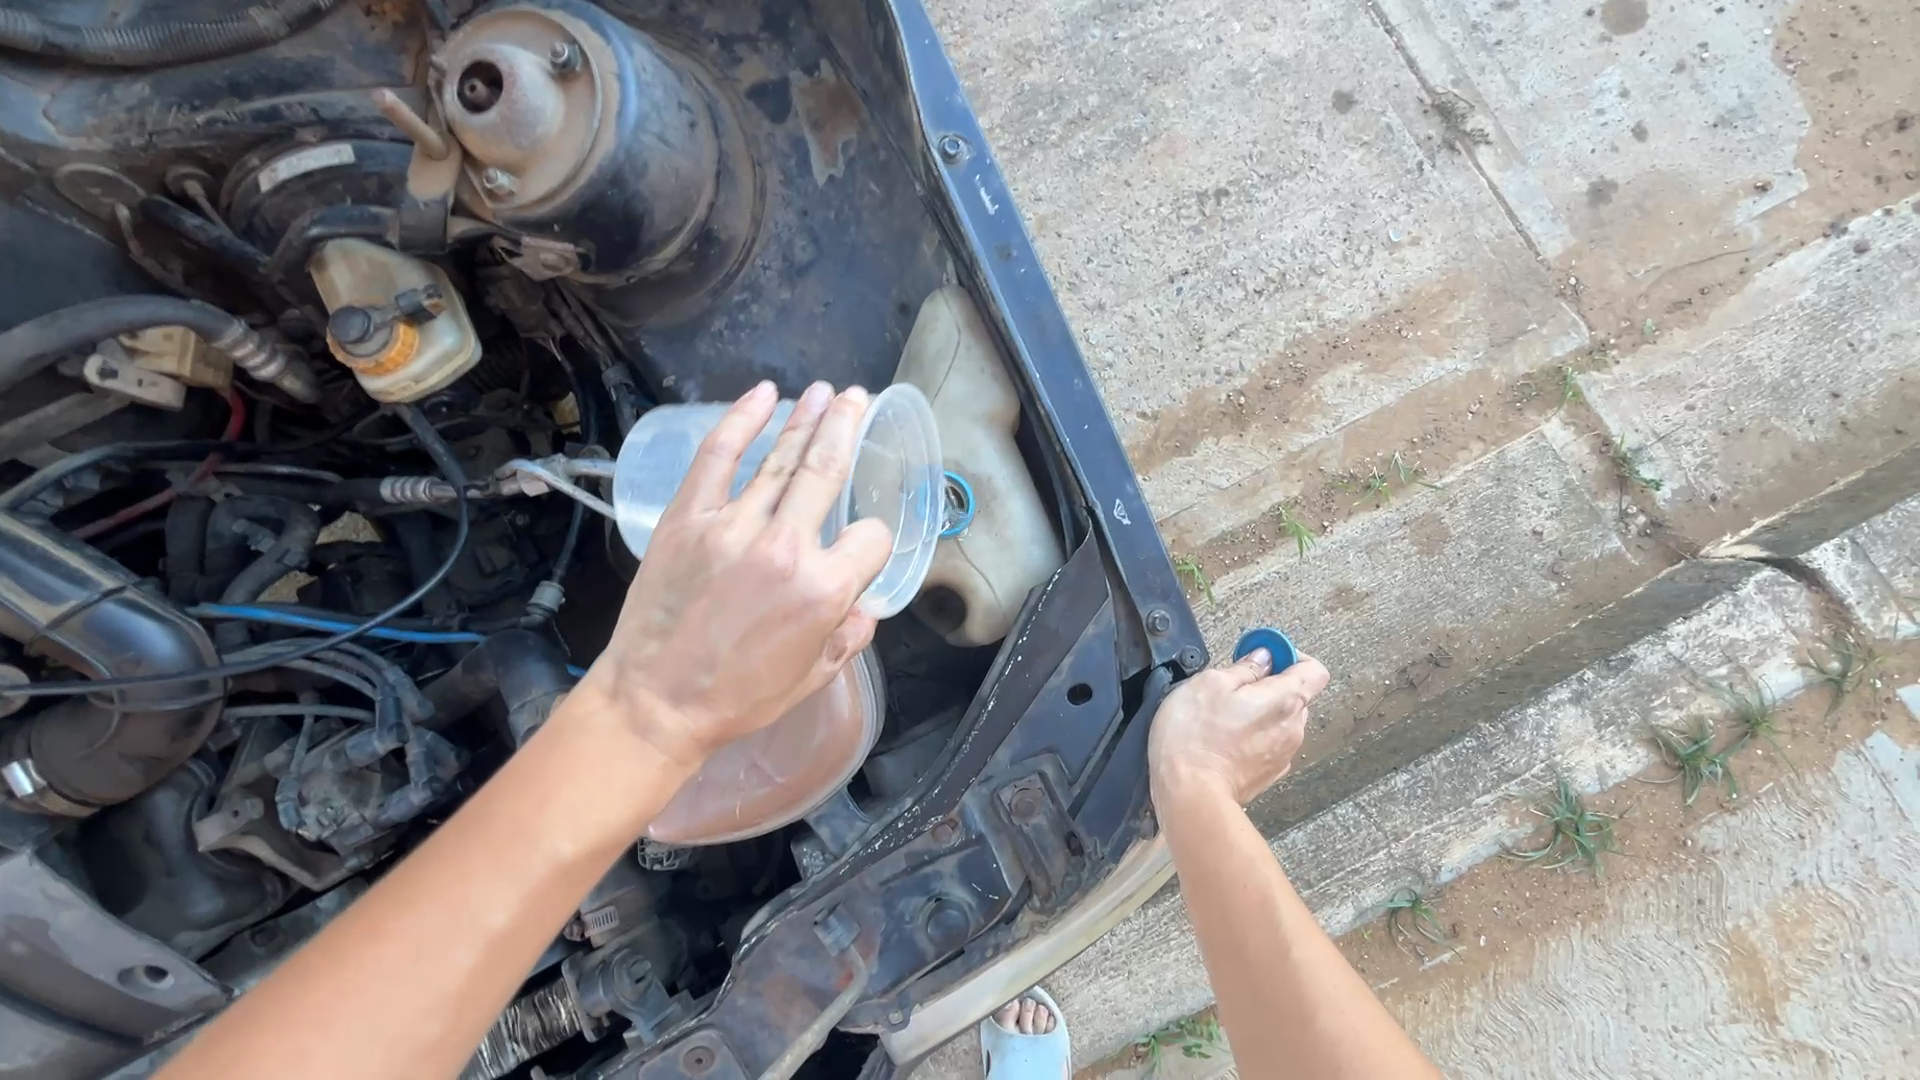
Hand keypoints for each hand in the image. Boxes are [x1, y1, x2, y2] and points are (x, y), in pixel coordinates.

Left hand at [576, 381, 891, 766]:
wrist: (655, 702)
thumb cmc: (740, 697)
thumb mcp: (813, 676)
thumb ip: (851, 635)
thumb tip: (863, 605)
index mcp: (823, 590)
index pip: (872, 538)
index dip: (874, 540)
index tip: (860, 545)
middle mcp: (785, 547)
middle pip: (828, 470)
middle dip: (848, 428)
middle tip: (859, 398)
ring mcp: (732, 526)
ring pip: (780, 459)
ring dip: (807, 418)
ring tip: (827, 392)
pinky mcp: (688, 517)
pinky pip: (718, 456)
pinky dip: (742, 421)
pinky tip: (765, 395)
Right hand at [1148, 648, 1330, 806]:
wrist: (1189, 793)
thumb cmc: (1195, 736)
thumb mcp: (1209, 683)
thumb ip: (1243, 667)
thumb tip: (1262, 657)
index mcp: (1284, 699)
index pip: (1313, 669)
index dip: (1289, 655)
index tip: (1262, 654)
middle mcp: (1292, 728)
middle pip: (1295, 695)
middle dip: (1268, 683)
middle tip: (1232, 684)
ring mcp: (1282, 754)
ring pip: (1279, 720)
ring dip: (1258, 711)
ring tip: (1221, 714)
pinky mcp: (1267, 773)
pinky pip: (1267, 743)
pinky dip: (1251, 735)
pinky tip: (1222, 738)